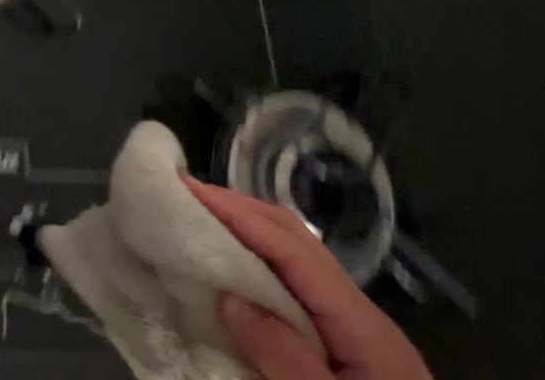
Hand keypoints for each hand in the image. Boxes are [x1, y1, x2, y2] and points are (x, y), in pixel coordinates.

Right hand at [186, 177, 431, 379]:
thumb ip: (285, 357)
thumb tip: (230, 299)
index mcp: (362, 326)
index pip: (293, 250)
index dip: (238, 214)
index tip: (185, 187)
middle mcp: (360, 314)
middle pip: (297, 239)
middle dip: (240, 208)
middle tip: (182, 192)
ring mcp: (354, 326)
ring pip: (296, 256)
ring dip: (247, 228)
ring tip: (196, 217)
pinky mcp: (342, 342)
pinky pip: (294, 281)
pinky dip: (255, 258)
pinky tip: (228, 264)